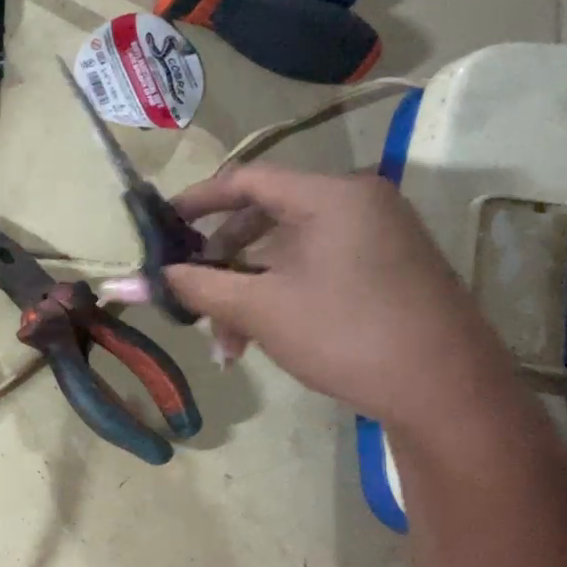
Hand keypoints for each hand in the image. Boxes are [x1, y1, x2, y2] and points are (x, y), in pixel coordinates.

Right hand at [147, 165, 511, 427]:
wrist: (443, 387)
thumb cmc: (344, 332)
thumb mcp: (256, 308)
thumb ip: (190, 288)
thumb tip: (123, 284)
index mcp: (331, 196)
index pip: (246, 179)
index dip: (194, 202)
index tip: (154, 229)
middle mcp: (356, 203)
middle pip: (262, 216)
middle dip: (216, 260)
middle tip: (184, 293)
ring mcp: (374, 235)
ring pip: (282, 251)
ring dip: (241, 290)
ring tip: (223, 341)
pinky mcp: (381, 267)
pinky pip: (309, 267)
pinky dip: (274, 296)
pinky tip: (253, 339)